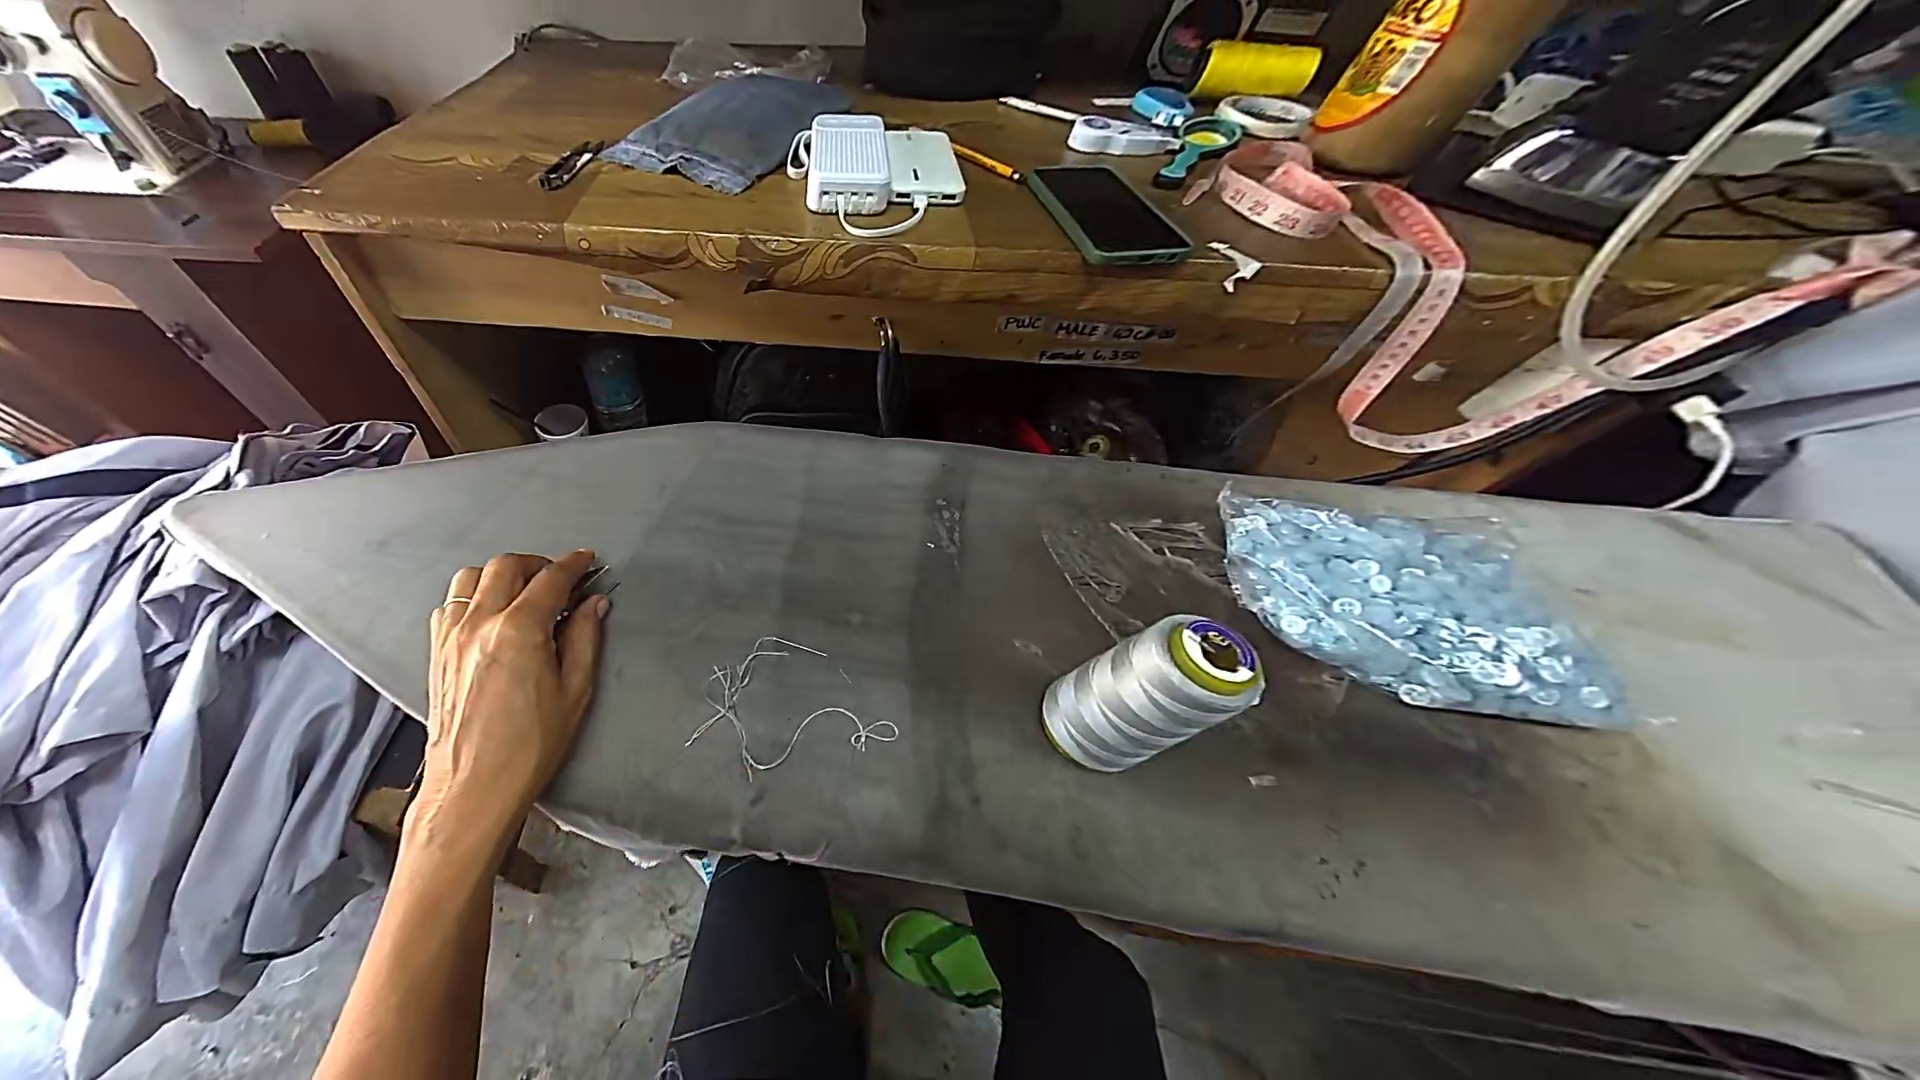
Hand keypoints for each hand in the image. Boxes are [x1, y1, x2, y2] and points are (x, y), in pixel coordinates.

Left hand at [410, 550, 608, 855]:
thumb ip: (585, 637)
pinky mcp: (436, 654)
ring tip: (528, 592)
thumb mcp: (576, 688)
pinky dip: (474, 596)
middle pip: (506, 566)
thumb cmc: (530, 744)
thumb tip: (593, 604)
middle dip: (539, 563)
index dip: (574, 565)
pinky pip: (450, 605)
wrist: (474, 786)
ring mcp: (451, 638)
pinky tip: (494, 614)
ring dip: (503, 575)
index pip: (550, 579)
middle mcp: (479, 625)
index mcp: (518, 630)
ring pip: (470, 578)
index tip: (587, 561)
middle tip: (563, 576)